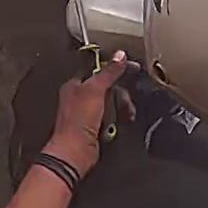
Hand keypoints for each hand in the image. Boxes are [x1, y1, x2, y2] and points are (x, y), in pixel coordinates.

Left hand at [43, 51, 133, 174]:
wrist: (75, 152)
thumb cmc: (78, 121)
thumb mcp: (95, 90)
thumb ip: (108, 72)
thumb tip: (120, 55)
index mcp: (76, 84)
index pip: (98, 68)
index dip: (115, 67)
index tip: (132, 67)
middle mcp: (81, 97)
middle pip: (109, 87)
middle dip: (121, 95)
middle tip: (125, 102)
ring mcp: (88, 113)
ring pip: (113, 102)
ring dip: (122, 108)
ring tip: (125, 116)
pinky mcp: (95, 126)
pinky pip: (112, 117)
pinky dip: (117, 120)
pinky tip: (119, 124)